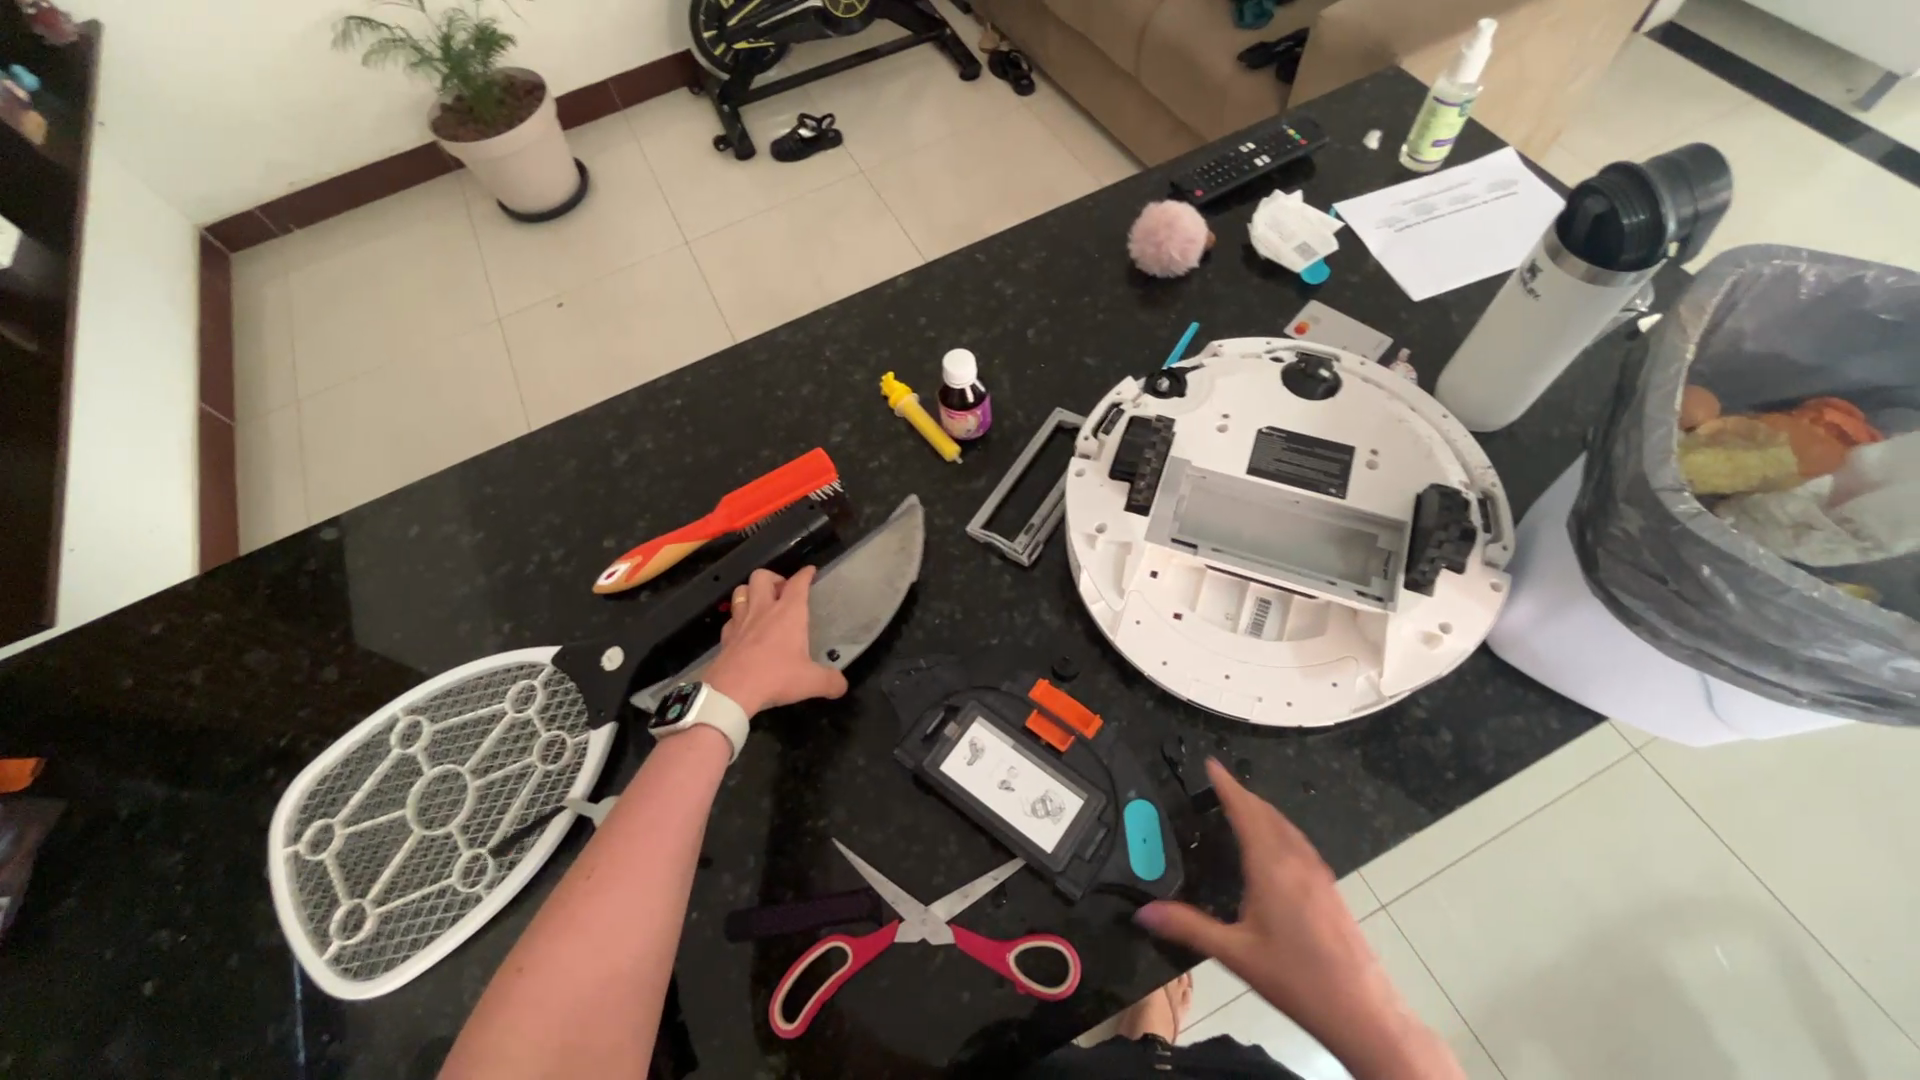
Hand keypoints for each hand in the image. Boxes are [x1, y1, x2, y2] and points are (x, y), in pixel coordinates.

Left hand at [701, 567, 847, 717]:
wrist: (731, 691)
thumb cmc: (776, 677)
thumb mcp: (811, 682)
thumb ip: (831, 681)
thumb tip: (842, 685)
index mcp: (788, 613)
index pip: (798, 583)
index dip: (805, 574)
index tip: (810, 571)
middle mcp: (763, 610)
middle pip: (762, 576)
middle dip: (774, 578)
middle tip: (783, 591)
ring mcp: (741, 621)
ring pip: (741, 591)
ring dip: (752, 591)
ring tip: (762, 603)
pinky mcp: (726, 636)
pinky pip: (731, 618)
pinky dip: (738, 618)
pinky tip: (744, 628)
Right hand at [1135, 759, 1460, 1079]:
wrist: (1362, 1010)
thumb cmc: (1296, 979)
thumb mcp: (1234, 954)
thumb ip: (1188, 927)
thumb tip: (1143, 912)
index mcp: (1271, 867)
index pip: (1246, 812)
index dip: (1227, 785)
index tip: (1211, 763)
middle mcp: (1297, 862)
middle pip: (1268, 814)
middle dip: (1242, 793)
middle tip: (1218, 782)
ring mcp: (1318, 874)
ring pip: (1286, 827)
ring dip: (1262, 809)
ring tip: (1241, 805)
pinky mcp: (1329, 889)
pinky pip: (1298, 843)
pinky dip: (1278, 828)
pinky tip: (1273, 846)